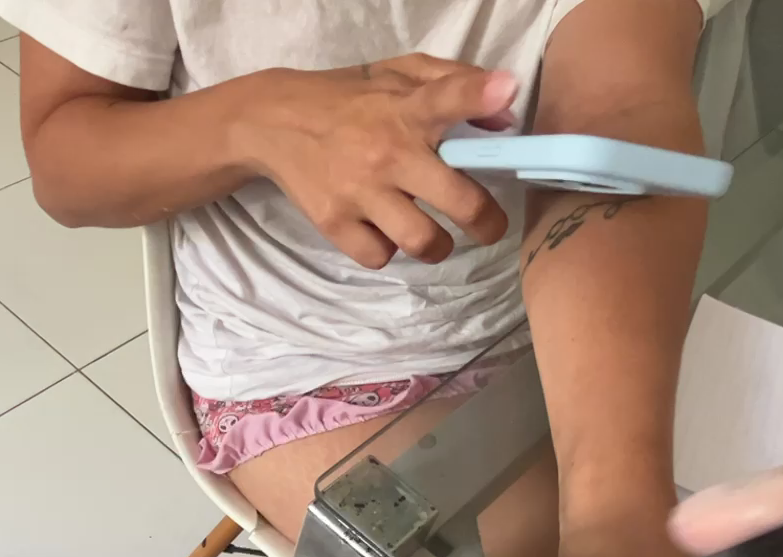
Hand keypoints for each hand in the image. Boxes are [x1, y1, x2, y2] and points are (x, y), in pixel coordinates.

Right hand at [233, 54, 517, 267]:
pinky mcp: (334, 223)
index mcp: (407, 108)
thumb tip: (505, 117)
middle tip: (489, 229)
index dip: (479, 95)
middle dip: (485, 222)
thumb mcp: (399, 74)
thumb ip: (454, 84)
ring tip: (436, 240)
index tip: (505, 91)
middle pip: (456, 201)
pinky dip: (385, 250)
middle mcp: (387, 152)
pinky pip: (378, 256)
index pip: (448, 97)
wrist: (277, 123)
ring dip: (437, 247)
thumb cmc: (351, 100)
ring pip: (421, 241)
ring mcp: (360, 193)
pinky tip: (382, 233)